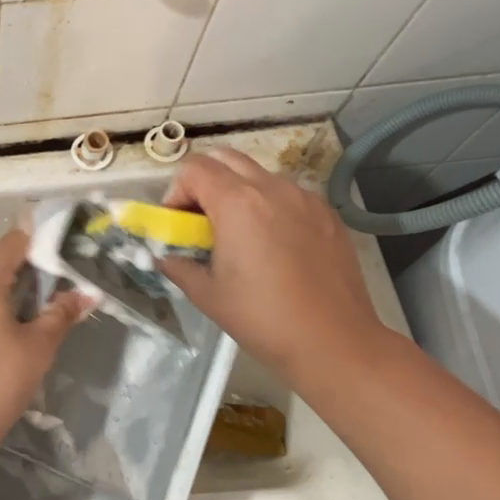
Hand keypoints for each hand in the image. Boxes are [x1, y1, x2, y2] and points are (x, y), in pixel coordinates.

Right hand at [159, 147, 394, 388]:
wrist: (334, 340)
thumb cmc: (262, 317)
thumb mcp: (206, 294)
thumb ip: (178, 266)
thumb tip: (165, 257)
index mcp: (237, 203)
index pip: (193, 168)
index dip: (176, 192)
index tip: (178, 224)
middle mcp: (272, 188)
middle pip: (225, 159)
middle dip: (205, 183)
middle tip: (202, 222)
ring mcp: (305, 198)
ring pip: (260, 176)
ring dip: (239, 193)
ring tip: (240, 236)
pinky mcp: (328, 214)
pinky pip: (289, 195)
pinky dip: (270, 207)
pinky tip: (274, 246)